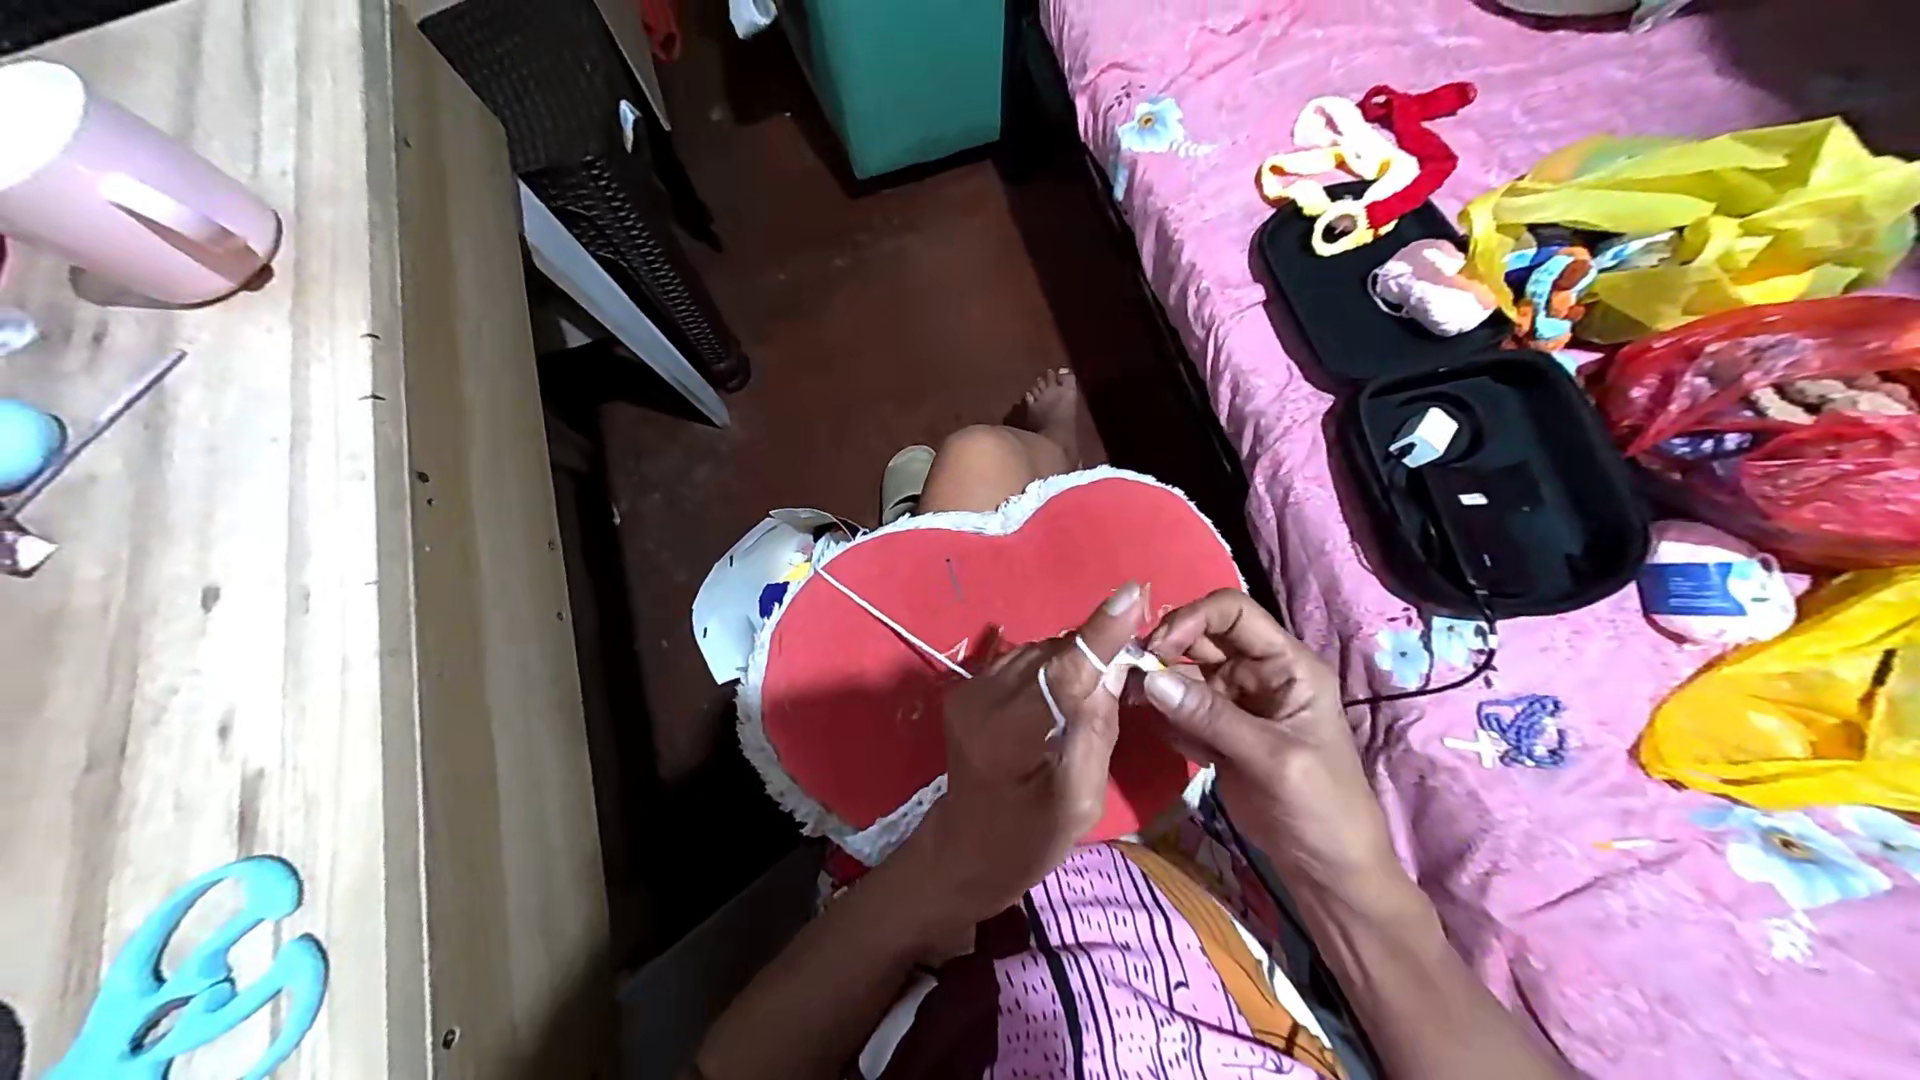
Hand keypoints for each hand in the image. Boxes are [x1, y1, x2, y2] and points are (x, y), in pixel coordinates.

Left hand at [907, 582, 1147, 927]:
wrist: (965, 848)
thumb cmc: (1029, 840)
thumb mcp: (1079, 801)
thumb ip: (1096, 729)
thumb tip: (1112, 665)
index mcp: (1005, 738)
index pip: (1059, 674)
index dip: (1098, 634)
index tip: (1133, 594)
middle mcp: (979, 702)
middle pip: (1051, 656)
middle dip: (1094, 651)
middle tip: (1131, 660)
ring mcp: (967, 690)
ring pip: (1038, 652)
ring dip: (1072, 660)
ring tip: (1095, 686)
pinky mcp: (967, 686)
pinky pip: (1022, 660)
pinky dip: (1050, 666)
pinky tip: (1064, 689)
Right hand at [1139, 589, 1398, 891]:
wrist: (1327, 871)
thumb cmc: (1322, 808)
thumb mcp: (1272, 759)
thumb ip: (1210, 716)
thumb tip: (1149, 679)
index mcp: (1286, 664)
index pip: (1233, 612)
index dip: (1192, 618)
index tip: (1157, 646)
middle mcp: (1257, 672)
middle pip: (1200, 636)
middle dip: (1164, 648)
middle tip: (1132, 673)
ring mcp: (1233, 700)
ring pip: (1182, 670)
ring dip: (1156, 682)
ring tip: (1132, 701)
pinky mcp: (1214, 728)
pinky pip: (1177, 706)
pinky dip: (1163, 715)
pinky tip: (1165, 737)